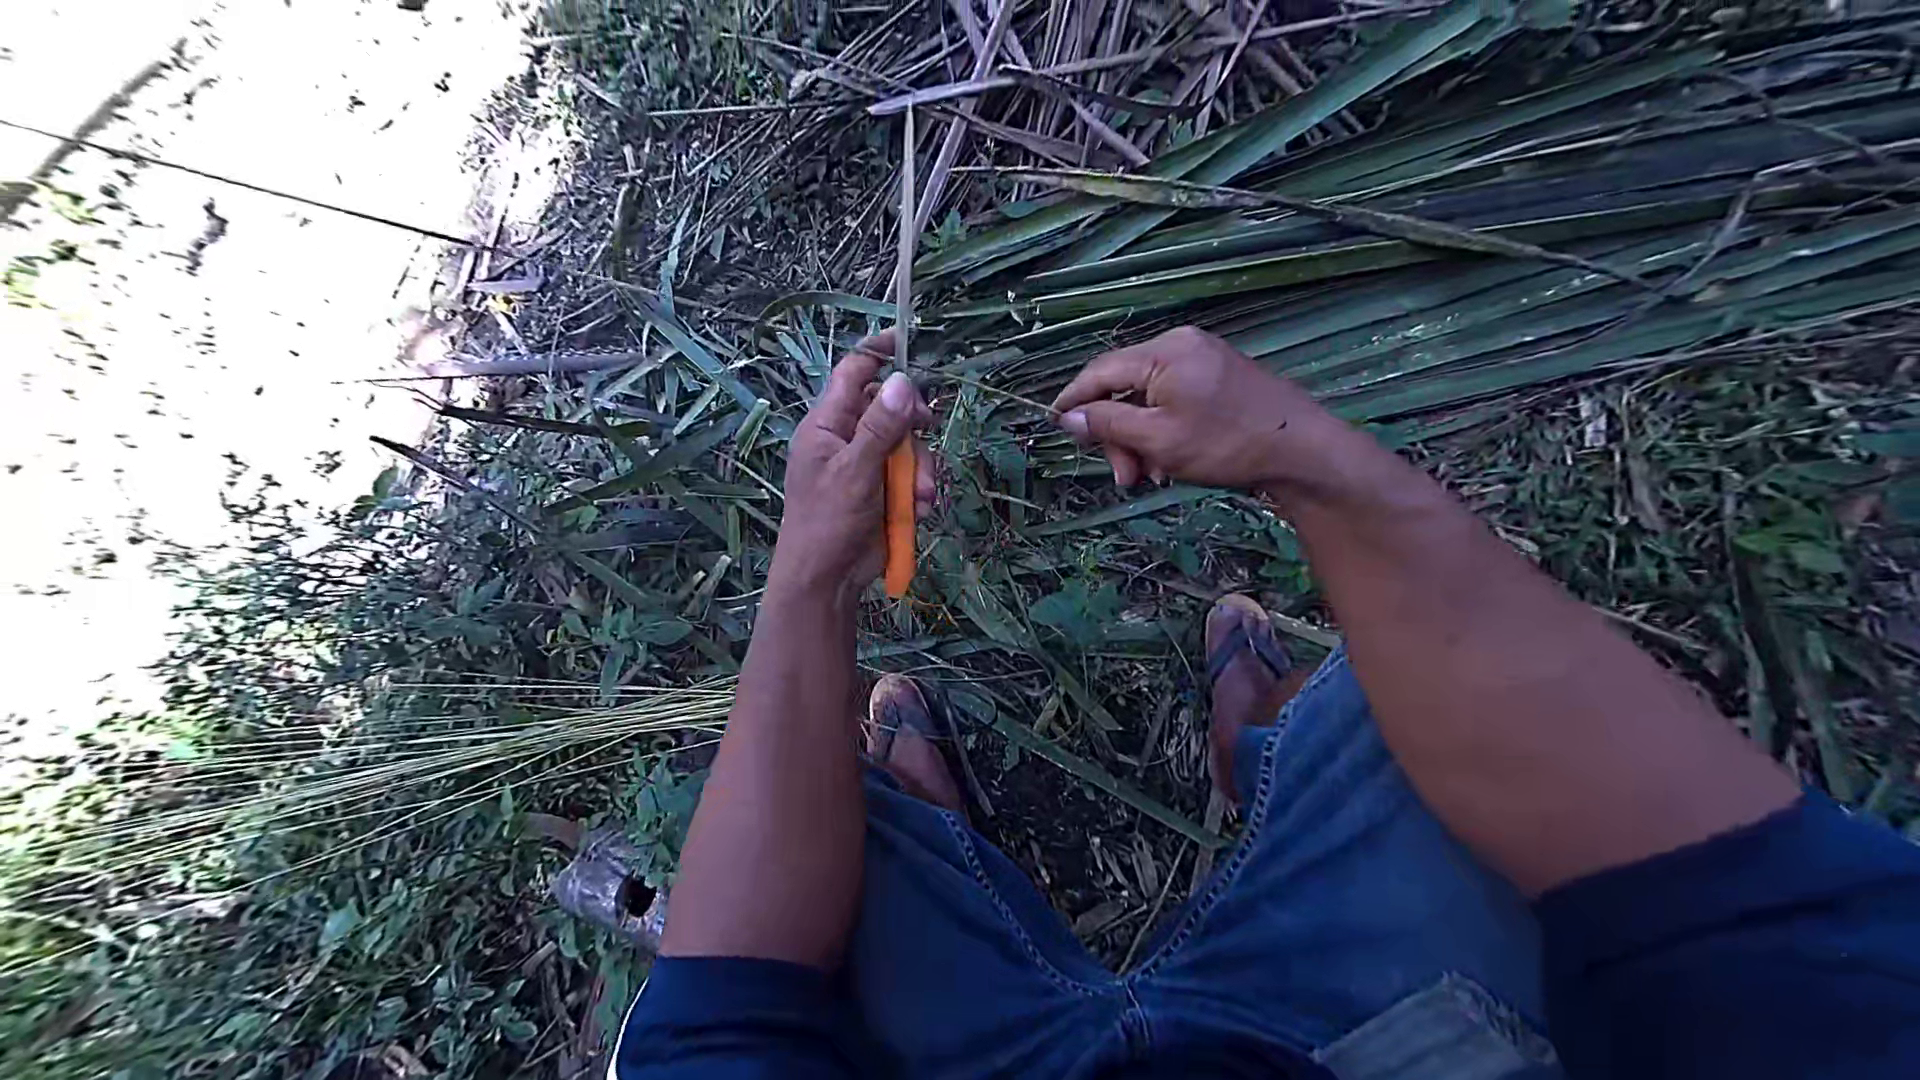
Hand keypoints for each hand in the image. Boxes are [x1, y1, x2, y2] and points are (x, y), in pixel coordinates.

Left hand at [771, 330, 932, 599]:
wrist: (826, 578)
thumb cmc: (828, 521)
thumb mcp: (856, 471)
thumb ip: (880, 427)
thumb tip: (902, 380)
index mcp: (827, 425)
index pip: (853, 372)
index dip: (879, 353)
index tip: (910, 340)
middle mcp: (847, 438)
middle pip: (890, 409)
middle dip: (912, 426)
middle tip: (926, 429)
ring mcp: (867, 465)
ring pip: (907, 446)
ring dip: (919, 470)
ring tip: (918, 498)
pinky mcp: (883, 490)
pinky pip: (910, 475)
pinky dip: (917, 490)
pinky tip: (916, 510)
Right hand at [1051, 326, 1357, 493]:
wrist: (1303, 453)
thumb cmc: (1226, 444)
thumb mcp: (1157, 439)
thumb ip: (1106, 425)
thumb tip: (1066, 418)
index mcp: (1165, 351)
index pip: (1100, 371)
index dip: (1073, 400)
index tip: (1055, 425)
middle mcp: (1180, 346)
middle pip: (1124, 389)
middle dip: (1117, 436)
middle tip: (1124, 476)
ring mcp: (1201, 361)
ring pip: (1147, 401)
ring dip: (1139, 441)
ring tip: (1150, 476)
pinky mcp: (1216, 379)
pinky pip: (1171, 403)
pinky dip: (1161, 433)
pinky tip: (1169, 463)